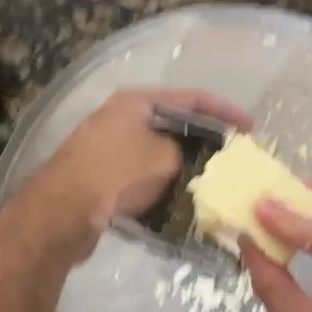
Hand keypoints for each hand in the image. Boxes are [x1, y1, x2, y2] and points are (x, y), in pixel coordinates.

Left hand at [15, 88, 252, 254]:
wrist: (62, 212)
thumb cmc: (118, 174)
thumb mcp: (167, 159)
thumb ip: (189, 153)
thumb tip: (193, 160)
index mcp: (137, 101)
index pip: (193, 98)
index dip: (225, 111)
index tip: (250, 128)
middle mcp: (121, 116)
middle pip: (175, 122)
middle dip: (205, 137)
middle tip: (232, 153)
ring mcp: (108, 144)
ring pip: (159, 149)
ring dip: (185, 161)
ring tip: (212, 176)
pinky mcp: (102, 172)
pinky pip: (144, 170)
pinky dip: (165, 179)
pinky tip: (182, 194)